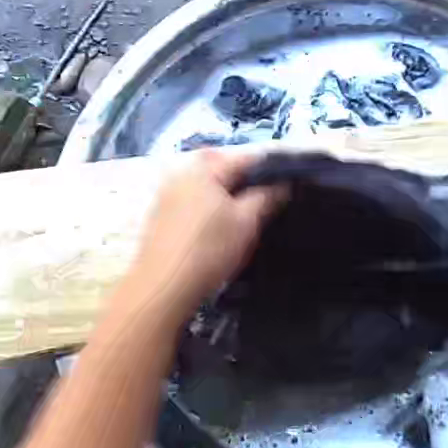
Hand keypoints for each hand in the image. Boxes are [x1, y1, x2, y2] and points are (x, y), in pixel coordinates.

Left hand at [111, 151, 284, 330]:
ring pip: (205, 185)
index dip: (269, 169)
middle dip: (244, 178)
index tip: (287, 182)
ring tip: (245, 213)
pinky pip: (192, 200)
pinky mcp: (160, 216)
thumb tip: (283, 183)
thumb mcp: (247, 222)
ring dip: (225, 192)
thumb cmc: (209, 250)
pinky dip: (208, 205)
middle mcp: (181, 174)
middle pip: (221, 167)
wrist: (163, 288)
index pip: (244, 158)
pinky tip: (218, 226)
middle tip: (266, 197)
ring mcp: (166, 195)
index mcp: (203, 169)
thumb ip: (267, 197)